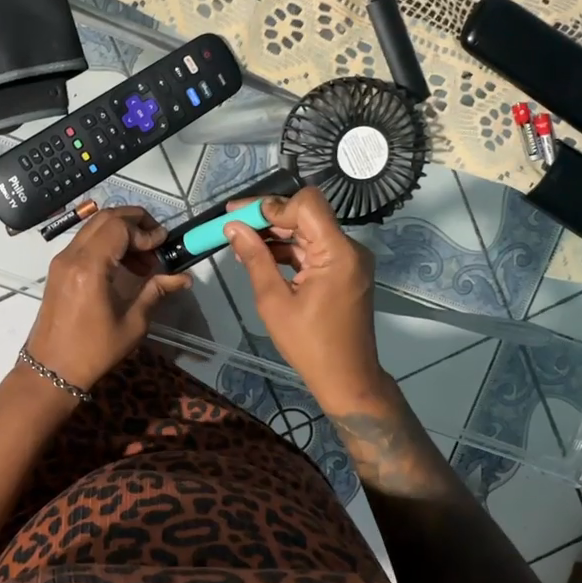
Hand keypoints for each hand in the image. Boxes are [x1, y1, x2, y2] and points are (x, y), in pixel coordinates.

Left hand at [25, 207, 191, 389]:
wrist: (51, 371)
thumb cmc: (93, 351)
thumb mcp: (132, 324)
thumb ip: (156, 292)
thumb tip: (183, 278)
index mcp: (90, 268)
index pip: (119, 227)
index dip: (145, 231)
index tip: (163, 245)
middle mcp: (71, 256)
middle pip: (105, 218)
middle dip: (134, 222)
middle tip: (156, 241)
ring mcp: (61, 261)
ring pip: (93, 227)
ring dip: (121, 233)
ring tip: (143, 260)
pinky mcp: (58, 270)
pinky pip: (84, 242)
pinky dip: (107, 243)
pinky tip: (124, 267)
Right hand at [224, 187, 386, 409]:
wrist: (347, 377)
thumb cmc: (308, 344)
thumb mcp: (274, 301)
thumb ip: (255, 259)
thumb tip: (233, 228)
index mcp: (337, 253)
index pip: (306, 205)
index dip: (271, 206)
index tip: (240, 215)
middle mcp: (349, 248)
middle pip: (306, 215)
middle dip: (268, 217)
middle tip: (232, 223)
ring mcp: (349, 260)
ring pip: (308, 231)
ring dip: (276, 234)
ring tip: (240, 242)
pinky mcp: (344, 271)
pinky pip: (314, 249)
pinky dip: (289, 250)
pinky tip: (260, 256)